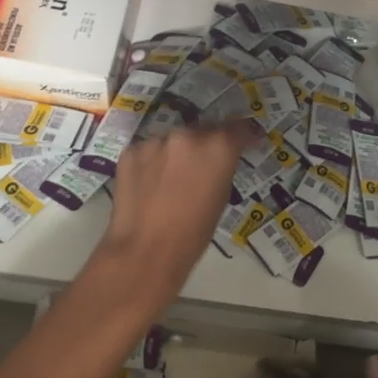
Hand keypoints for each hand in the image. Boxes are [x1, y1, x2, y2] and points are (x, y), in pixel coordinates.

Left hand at [98, 120, 254, 288]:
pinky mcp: (131, 152)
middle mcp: (187, 135)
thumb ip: (221, 169)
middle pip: (203, 132)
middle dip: (206, 145)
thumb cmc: (194, 233)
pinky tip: (149, 186)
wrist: (145, 249)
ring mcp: (155, 141)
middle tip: (204, 168)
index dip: (244, 134)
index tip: (246, 140)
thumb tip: (219, 161)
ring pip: (172, 142)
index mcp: (217, 147)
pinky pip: (148, 152)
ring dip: (176, 154)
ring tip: (171, 181)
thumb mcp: (221, 198)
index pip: (238, 127)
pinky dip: (152, 163)